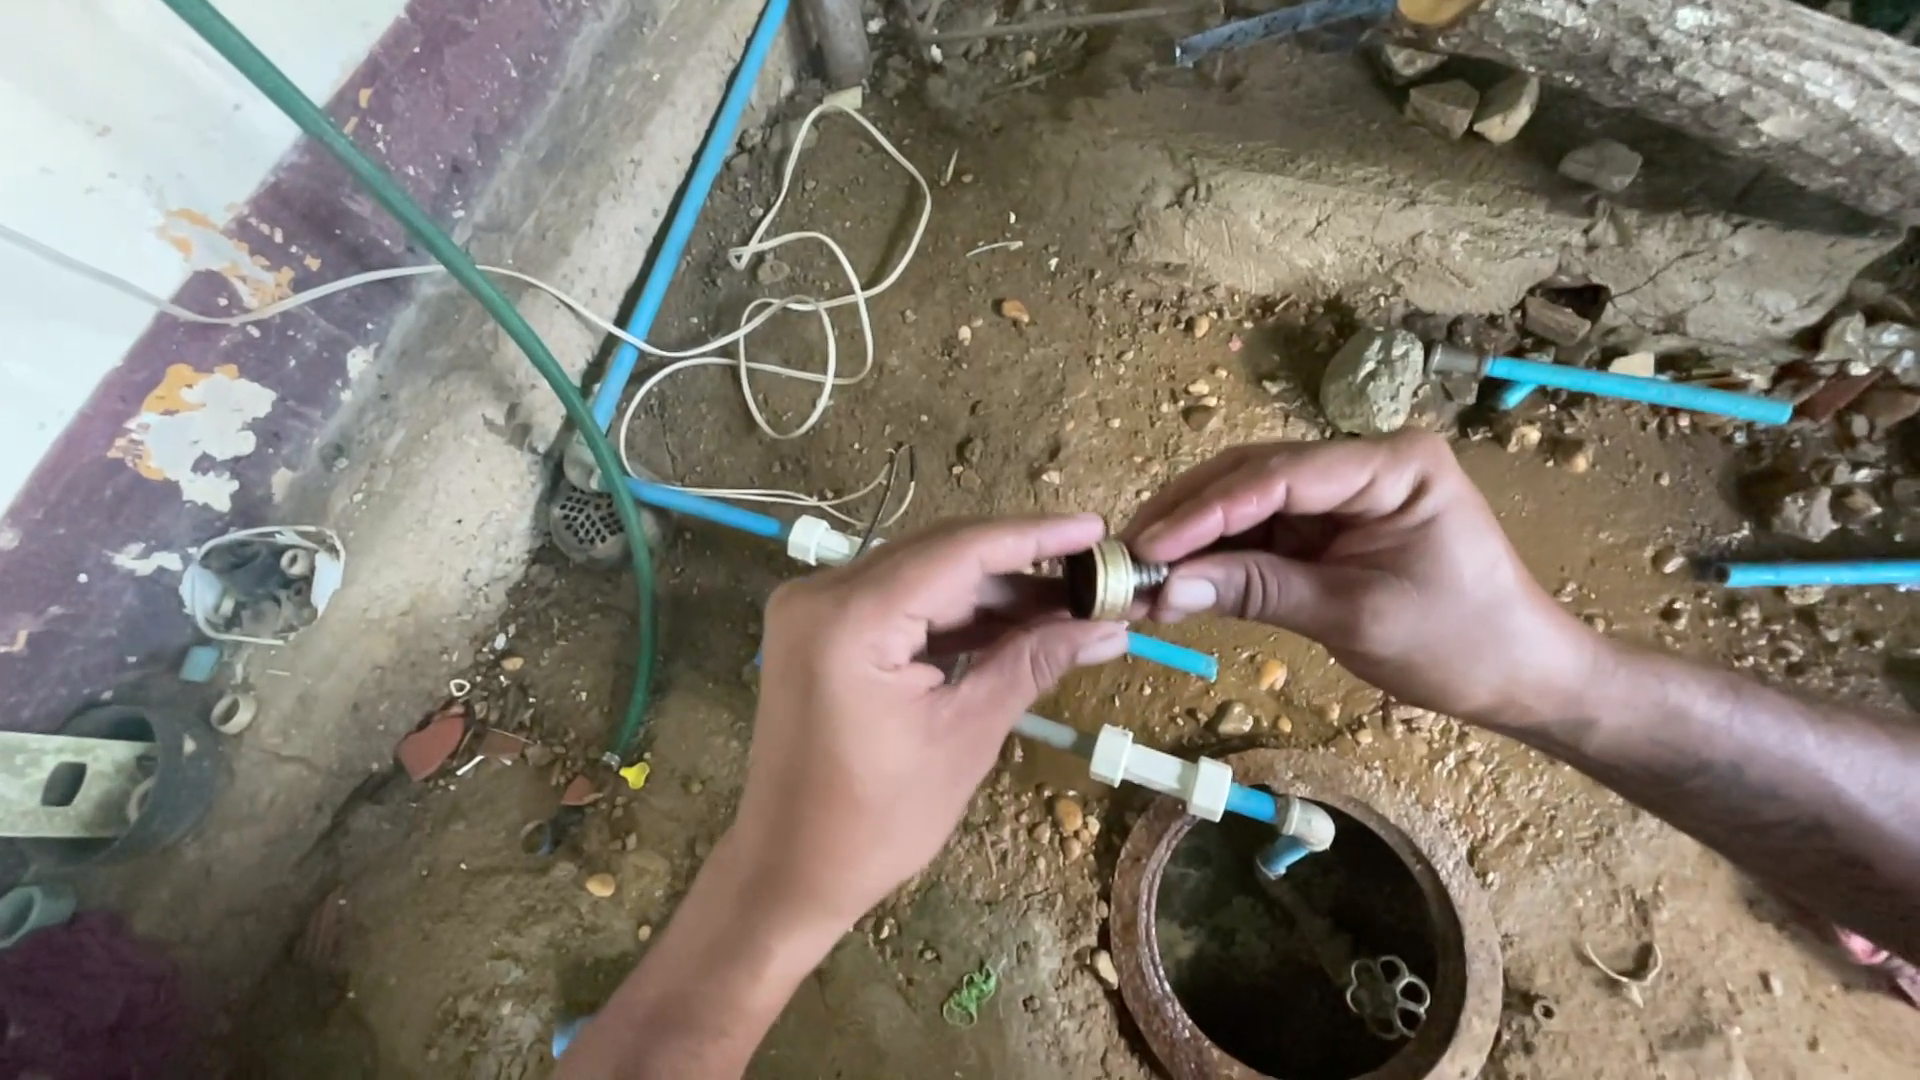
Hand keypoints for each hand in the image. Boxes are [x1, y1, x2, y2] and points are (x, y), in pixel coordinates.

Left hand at [732, 515, 1130, 927]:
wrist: (790, 868)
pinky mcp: (821, 627)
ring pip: (923, 575)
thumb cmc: (877, 821)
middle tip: (1091, 571)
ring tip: (1067, 600)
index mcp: (851, 620)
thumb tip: (1109, 627)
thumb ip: (1032, 663)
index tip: (1095, 529)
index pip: (958, 552)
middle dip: (1019, 565)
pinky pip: (900, 602)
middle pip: (939, 555)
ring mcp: (815, 607)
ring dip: (992, 590)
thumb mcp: (966, 736)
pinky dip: (955, 613)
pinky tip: (1014, 620)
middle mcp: (822, 593)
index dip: (1033, 537)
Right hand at [1124, 432, 1600, 728]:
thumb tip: (1165, 590)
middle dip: (1185, 517)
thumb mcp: (1353, 615)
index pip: (1278, 475)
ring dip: (1190, 537)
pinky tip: (1174, 576)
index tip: (1147, 547)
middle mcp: (1359, 464)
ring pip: (1242, 501)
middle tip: (1128, 556)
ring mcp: (1337, 494)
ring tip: (1139, 570)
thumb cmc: (1460, 643)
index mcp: (1391, 465)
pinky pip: (1253, 532)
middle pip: (1250, 476)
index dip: (1204, 511)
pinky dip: (1212, 557)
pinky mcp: (1321, 526)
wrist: (1520, 677)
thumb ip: (1257, 590)